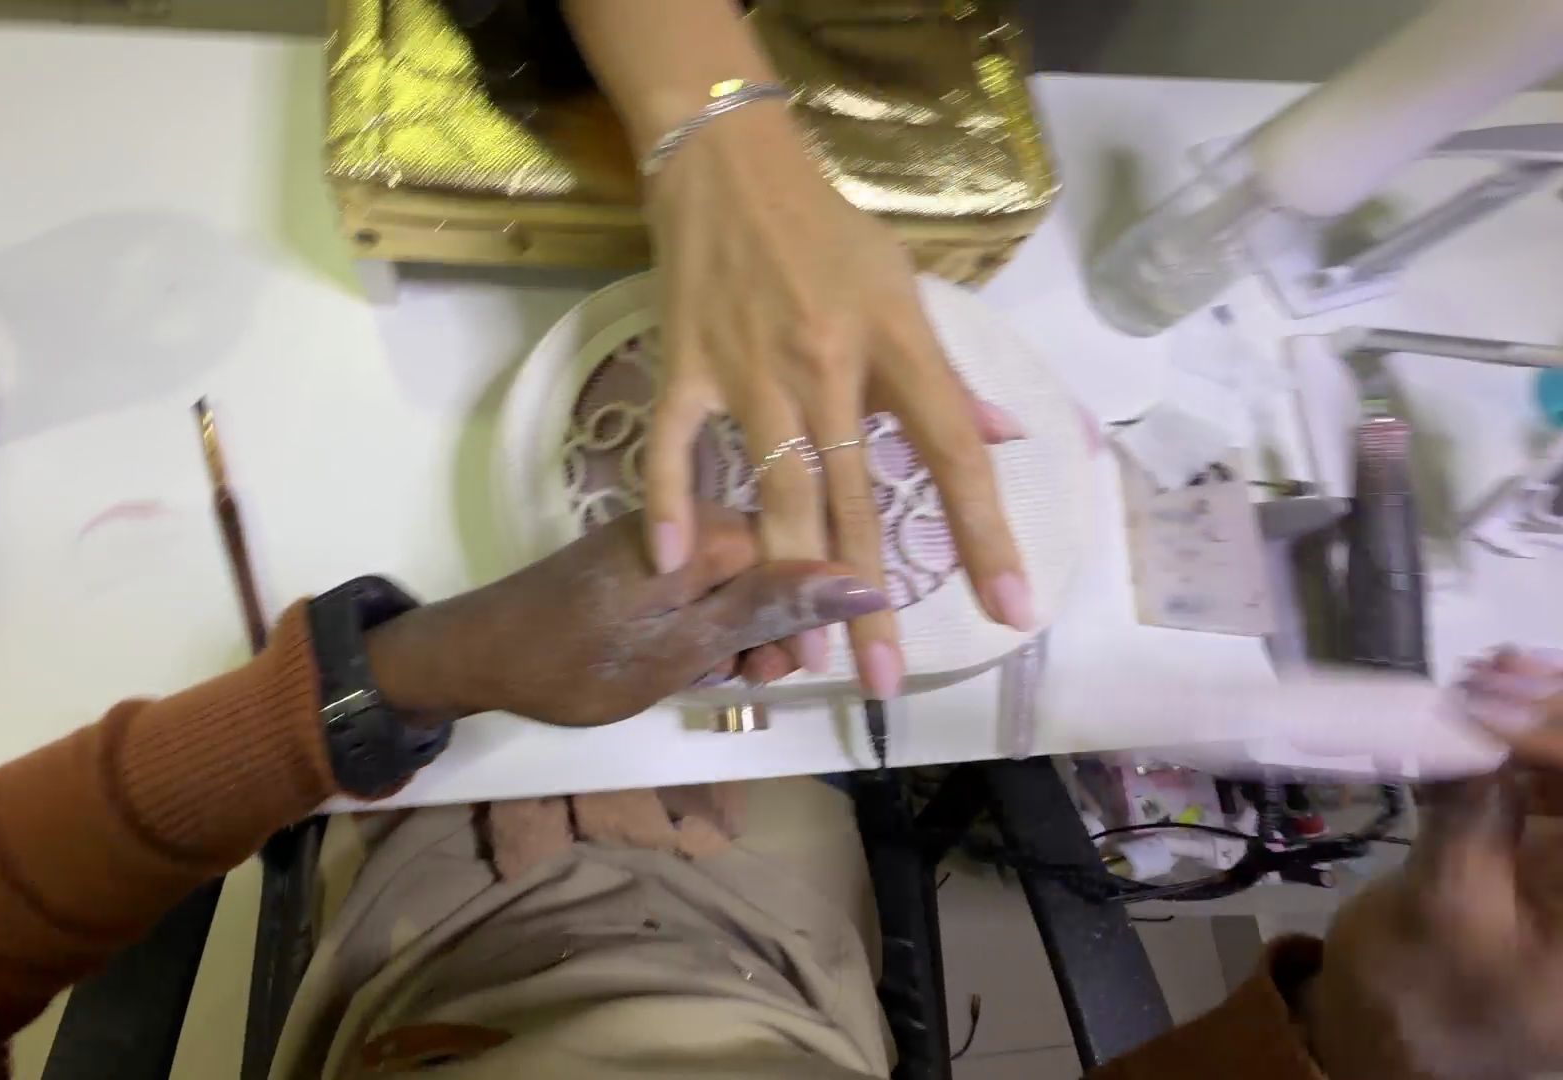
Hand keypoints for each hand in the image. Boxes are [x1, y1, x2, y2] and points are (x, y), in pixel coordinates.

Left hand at [363, 502, 886, 727]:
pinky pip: (696, 589)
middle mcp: (686, 520)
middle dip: (761, 631)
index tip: (770, 670)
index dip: (799, 620)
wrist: (482, 653)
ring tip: (696, 675)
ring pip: (732, 586)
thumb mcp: (683, 647)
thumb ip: (768, 609)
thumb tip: (862, 583)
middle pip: (767, 570)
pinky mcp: (640, 560)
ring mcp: (659, 539)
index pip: (799, 557)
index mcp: (704, 530)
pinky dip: (698, 628)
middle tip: (728, 677)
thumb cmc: (581, 662)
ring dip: (729, 636)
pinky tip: (677, 660)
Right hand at [640, 103, 1030, 699]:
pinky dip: (667, 502)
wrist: (727, 164)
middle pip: (855, 499)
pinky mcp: (681, 368)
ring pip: (770, 490)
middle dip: (868, 598)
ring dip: (780, 579)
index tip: (1006, 610)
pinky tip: (667, 566)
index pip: (950, 453)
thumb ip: (948, 374)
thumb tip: (1005, 436)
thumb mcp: (903, 286)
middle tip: (881, 681)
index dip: (983, 534)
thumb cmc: (824, 228)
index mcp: (893, 343)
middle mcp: (825, 366)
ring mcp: (747, 370)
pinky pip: (672, 446)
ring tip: (791, 655)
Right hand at [1304, 648, 1562, 1079]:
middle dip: (1562, 717)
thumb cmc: (1426, 989)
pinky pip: (1548, 782)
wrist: (1401, 1033)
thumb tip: (1476, 734)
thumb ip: (1466, 825)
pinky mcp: (1546, 848)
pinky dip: (1518, 739)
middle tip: (1498, 671)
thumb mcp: (1442, 914)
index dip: (1562, 745)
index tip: (1483, 706)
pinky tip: (1481, 705)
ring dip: (1543, 716)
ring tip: (1489, 673)